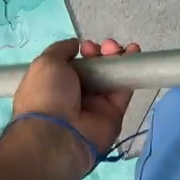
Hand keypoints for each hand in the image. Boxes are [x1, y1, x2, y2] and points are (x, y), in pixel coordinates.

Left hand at [12, 38, 139, 168]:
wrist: (58, 135)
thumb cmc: (46, 95)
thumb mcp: (44, 64)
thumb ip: (60, 50)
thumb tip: (76, 44)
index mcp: (54, 85)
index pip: (73, 66)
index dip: (82, 53)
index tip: (86, 46)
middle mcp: (74, 95)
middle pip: (94, 69)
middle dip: (101, 53)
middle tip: (105, 48)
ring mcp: (95, 105)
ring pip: (111, 77)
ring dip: (117, 58)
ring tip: (119, 49)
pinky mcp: (114, 113)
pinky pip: (124, 89)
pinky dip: (130, 72)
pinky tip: (134, 54)